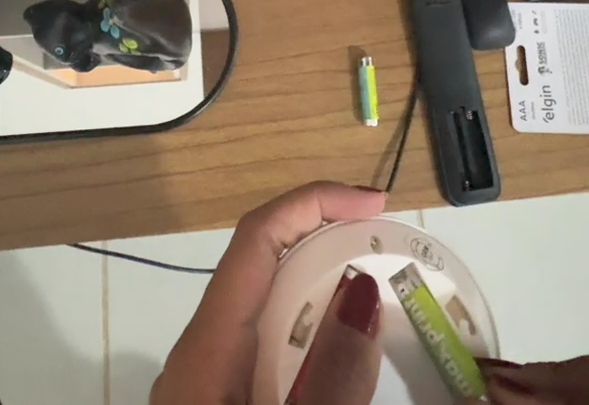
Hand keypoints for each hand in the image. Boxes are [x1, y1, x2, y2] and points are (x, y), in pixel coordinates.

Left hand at [152, 182, 388, 404]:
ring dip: (320, 291)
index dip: (314, 204)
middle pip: (263, 266)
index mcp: (206, 346)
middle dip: (325, 244)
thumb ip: (332, 380)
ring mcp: (206, 378)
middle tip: (388, 246)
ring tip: (378, 293)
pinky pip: (265, 346)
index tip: (374, 202)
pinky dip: (308, 335)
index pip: (257, 238)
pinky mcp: (217, 399)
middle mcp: (200, 350)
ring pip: (267, 309)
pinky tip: (339, 351)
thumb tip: (363, 295)